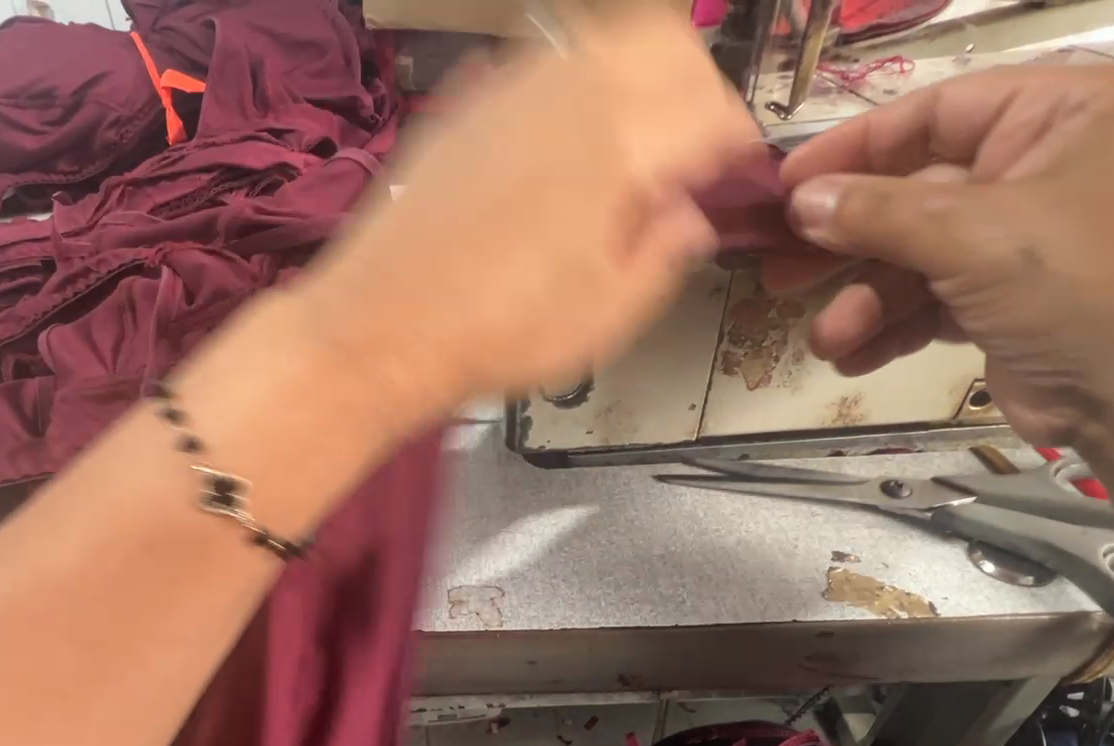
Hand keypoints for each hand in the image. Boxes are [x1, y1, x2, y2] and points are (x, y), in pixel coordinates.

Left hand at [294, 6, 762, 415]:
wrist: (379, 329)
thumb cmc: (497, 334)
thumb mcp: (606, 316)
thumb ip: (664, 254)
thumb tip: (688, 218)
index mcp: (618, 138)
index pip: (710, 106)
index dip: (735, 142)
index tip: (733, 176)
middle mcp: (565, 90)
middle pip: (662, 43)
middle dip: (693, 90)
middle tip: (689, 153)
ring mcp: (504, 90)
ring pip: (597, 44)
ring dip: (632, 83)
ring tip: (627, 152)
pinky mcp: (459, 110)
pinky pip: (534, 72)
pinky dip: (568, 95)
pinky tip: (558, 152)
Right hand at [769, 66, 1113, 445]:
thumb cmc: (1087, 284)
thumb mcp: (973, 235)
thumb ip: (877, 213)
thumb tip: (800, 203)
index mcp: (1061, 115)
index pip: (934, 115)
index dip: (853, 151)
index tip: (785, 191)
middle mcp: (1044, 169)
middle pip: (914, 195)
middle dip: (845, 243)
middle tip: (777, 272)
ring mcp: (1025, 241)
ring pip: (914, 260)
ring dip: (864, 303)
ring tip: (828, 341)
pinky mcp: (1008, 303)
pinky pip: (931, 303)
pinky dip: (891, 329)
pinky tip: (855, 357)